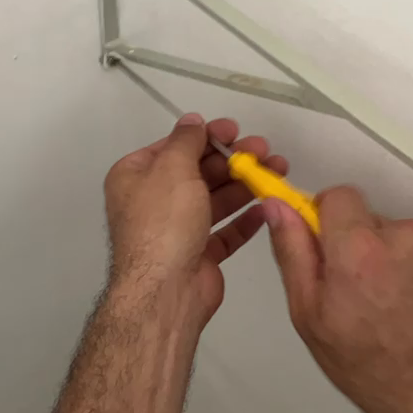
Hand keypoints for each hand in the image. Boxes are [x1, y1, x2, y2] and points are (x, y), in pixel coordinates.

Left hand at [104, 113, 289, 324]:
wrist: (166, 290)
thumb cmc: (163, 222)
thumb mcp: (172, 168)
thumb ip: (186, 140)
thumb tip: (192, 122)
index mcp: (135, 177)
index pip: (172, 148)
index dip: (205, 136)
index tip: (234, 130)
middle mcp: (152, 202)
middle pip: (197, 173)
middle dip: (232, 160)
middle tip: (265, 150)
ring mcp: (176, 231)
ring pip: (214, 201)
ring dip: (245, 185)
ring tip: (277, 171)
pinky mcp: (198, 255)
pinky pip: (224, 232)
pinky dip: (245, 220)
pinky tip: (268, 207)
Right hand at [264, 187, 412, 412]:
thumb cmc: (361, 360)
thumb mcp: (309, 312)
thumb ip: (293, 251)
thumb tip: (276, 205)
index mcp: (356, 249)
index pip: (337, 195)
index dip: (327, 217)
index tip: (327, 247)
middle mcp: (400, 235)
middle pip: (366, 216)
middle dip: (357, 241)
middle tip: (357, 289)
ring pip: (396, 230)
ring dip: (388, 252)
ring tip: (389, 299)